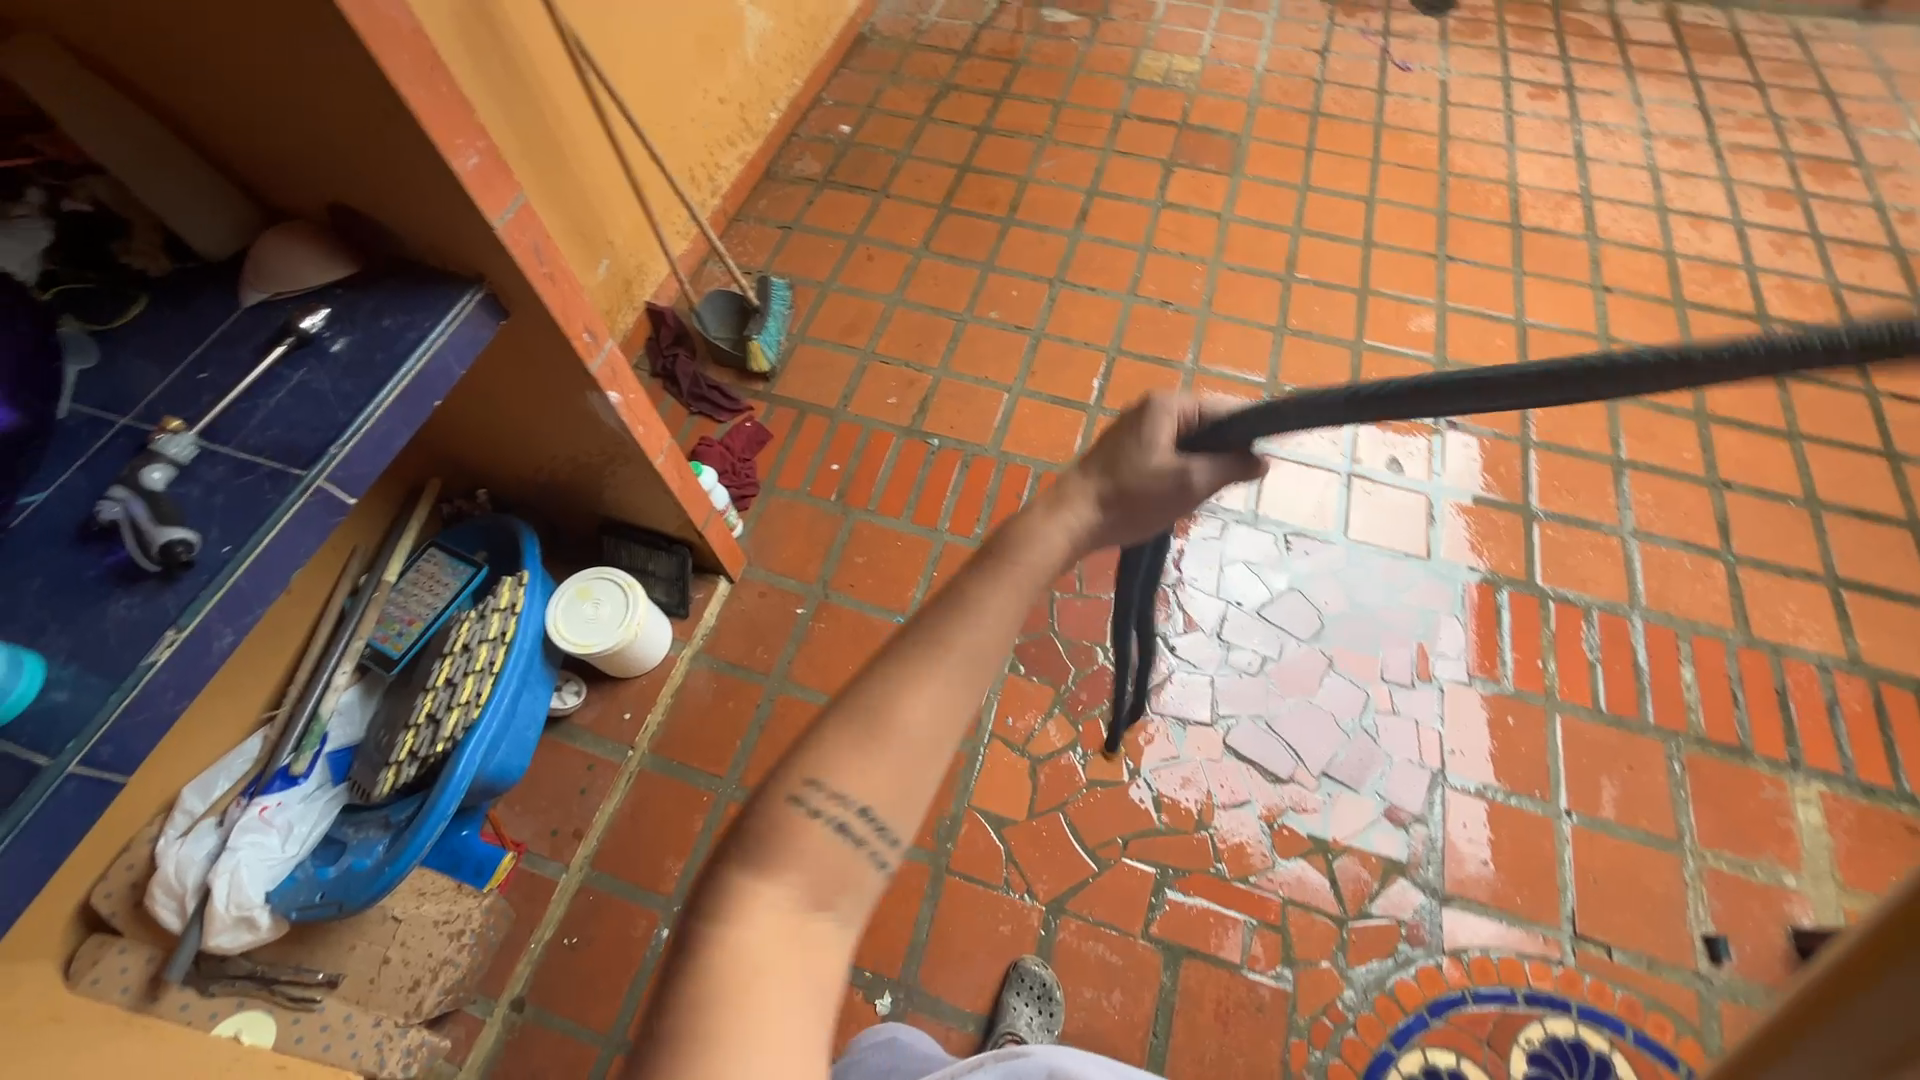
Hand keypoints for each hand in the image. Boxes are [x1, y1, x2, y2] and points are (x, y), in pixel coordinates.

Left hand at [1050, 391, 1266, 551]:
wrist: (1071, 520)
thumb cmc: (1130, 498)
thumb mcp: (1189, 483)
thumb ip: (1231, 467)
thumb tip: (1262, 460)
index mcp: (1168, 404)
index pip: (1227, 409)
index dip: (1248, 436)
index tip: (1261, 465)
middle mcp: (1152, 408)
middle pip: (1207, 426)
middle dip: (1220, 457)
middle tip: (1224, 488)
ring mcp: (1136, 429)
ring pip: (1189, 445)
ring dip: (1199, 470)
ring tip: (1198, 496)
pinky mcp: (1127, 452)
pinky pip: (1168, 455)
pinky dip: (1179, 474)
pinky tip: (1175, 498)